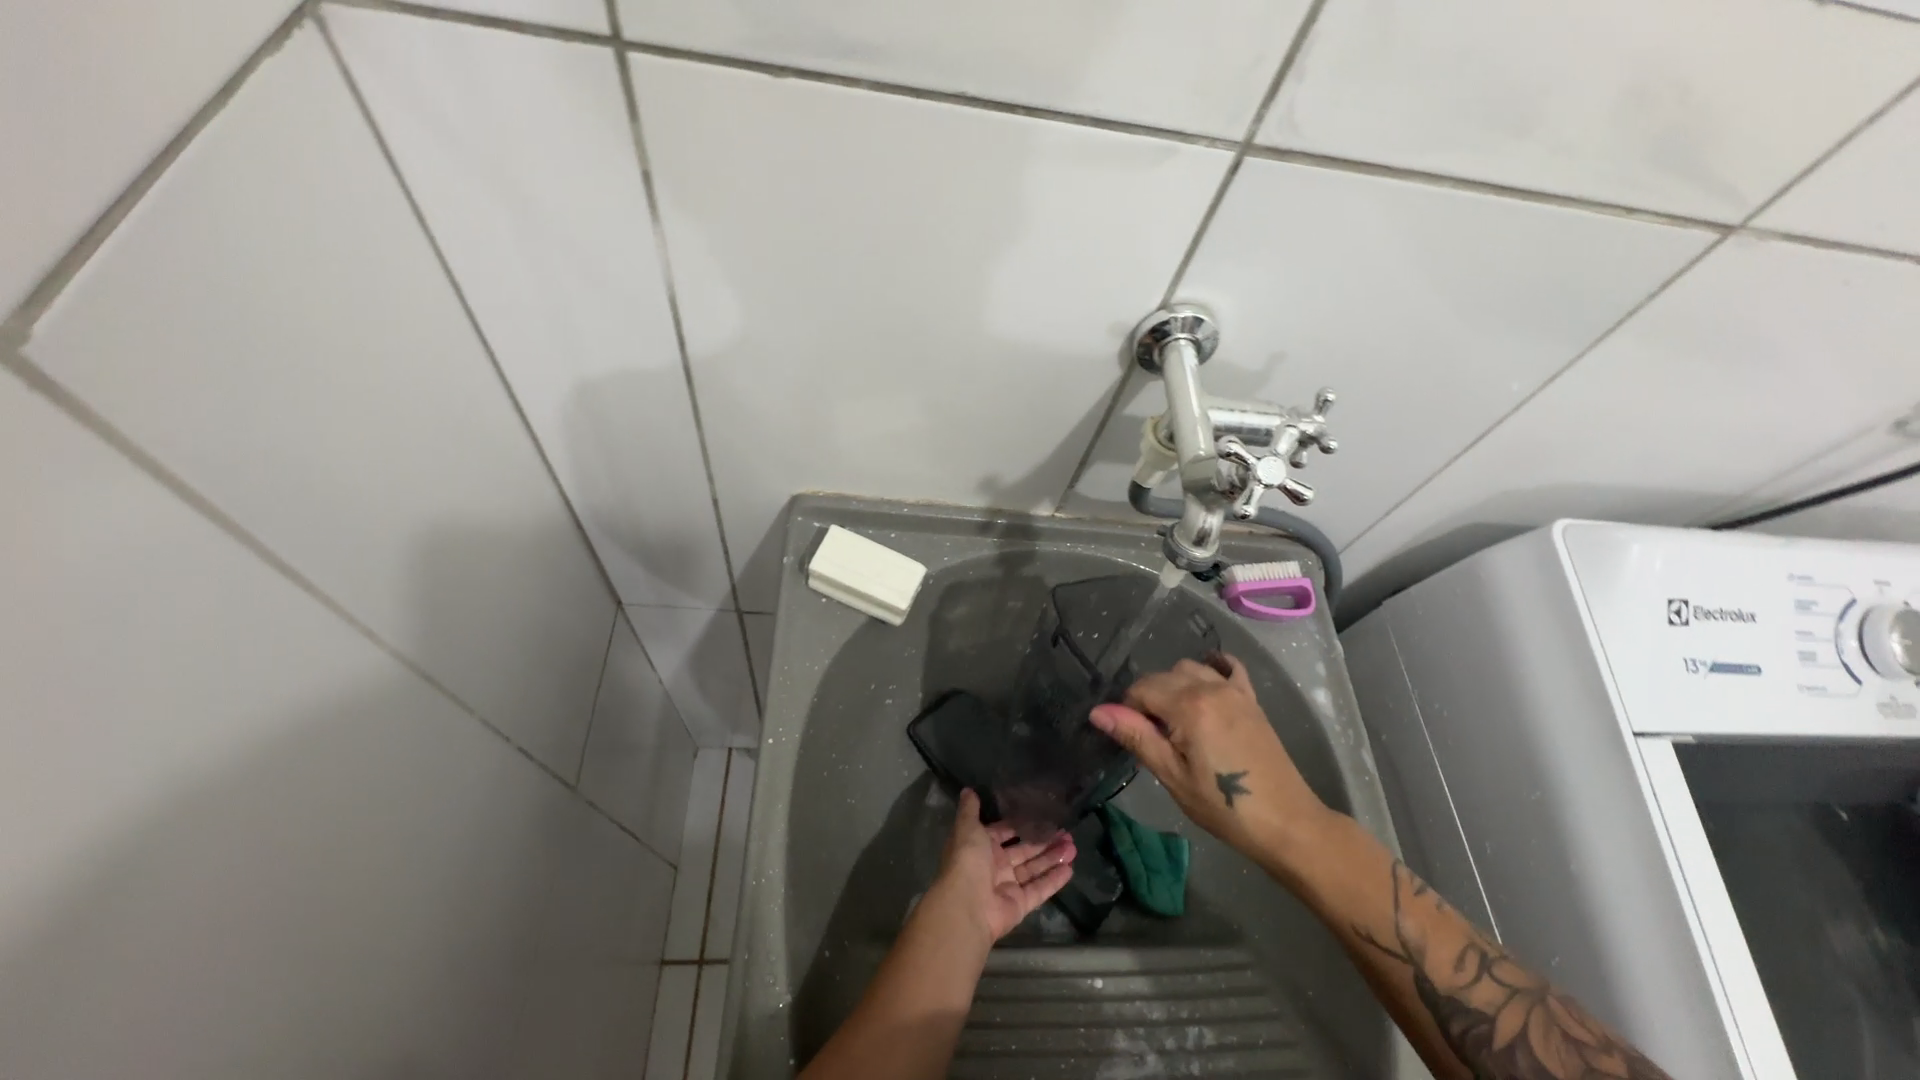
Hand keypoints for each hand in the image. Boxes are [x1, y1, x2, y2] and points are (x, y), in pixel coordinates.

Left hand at [917, 790, 1075, 945]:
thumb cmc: (967, 861)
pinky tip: (1070, 869)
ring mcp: (1008, 886)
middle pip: (1024, 851)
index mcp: (981, 846)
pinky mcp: (1020, 904)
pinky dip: (1054, 880)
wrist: (966, 904)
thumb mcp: (967, 828)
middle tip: (1067, 832)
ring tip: (1074, 847)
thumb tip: (968, 790)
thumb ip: (969, 810)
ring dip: (1053, 858)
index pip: (1004, 832)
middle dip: (1044, 841)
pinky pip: (1039, 889)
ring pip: (1034, 869)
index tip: (1042, 816)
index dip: (1021, 825)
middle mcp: (995, 866)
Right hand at [1089, 655, 1330, 862]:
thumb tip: (1098, 712)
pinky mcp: (1251, 700)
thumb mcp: (1173, 776)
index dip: (1127, 711)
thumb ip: (1137, 737)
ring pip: (1189, 668)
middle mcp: (1211, 687)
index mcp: (1189, 706)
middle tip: (1151, 738)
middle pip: (1163, 676)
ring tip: (1176, 723)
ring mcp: (1235, 690)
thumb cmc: (1224, 807)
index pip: (1141, 689)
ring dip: (1174, 685)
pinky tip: (1203, 687)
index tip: (1132, 739)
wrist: (1285, 822)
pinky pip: (1227, 667)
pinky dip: (1212, 668)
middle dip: (1148, 698)